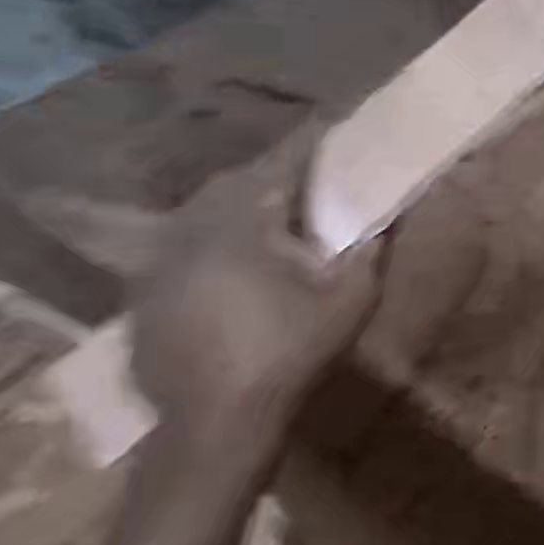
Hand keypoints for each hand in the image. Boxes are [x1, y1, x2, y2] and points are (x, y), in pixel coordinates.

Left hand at [131, 129, 381, 441]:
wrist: (219, 418)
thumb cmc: (294, 348)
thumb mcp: (353, 295)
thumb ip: (373, 247)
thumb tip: (397, 209)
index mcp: (244, 232)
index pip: (277, 171)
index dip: (306, 146)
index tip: (334, 126)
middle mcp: (191, 239)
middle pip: (229, 186)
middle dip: (270, 172)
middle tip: (308, 170)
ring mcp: (159, 268)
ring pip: (196, 214)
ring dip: (237, 202)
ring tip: (274, 207)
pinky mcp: (146, 296)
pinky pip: (177, 244)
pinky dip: (210, 234)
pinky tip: (235, 253)